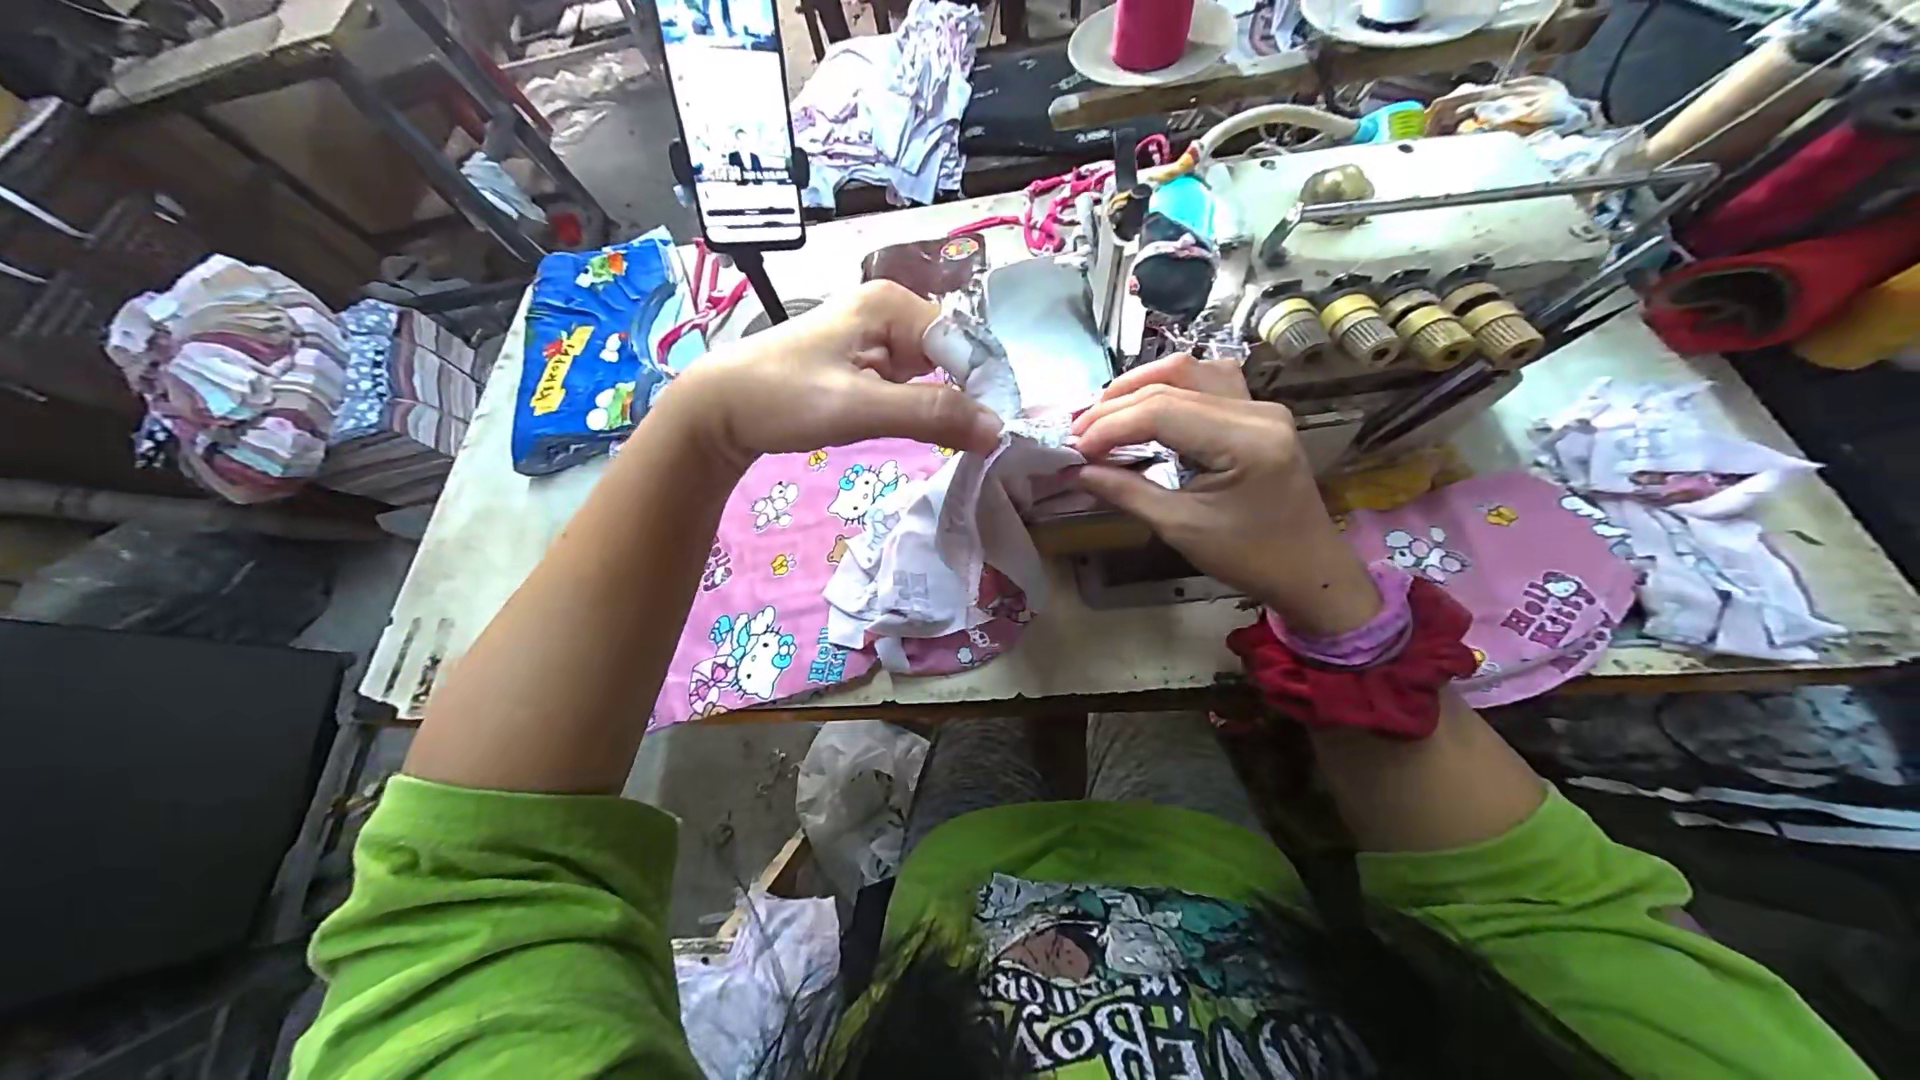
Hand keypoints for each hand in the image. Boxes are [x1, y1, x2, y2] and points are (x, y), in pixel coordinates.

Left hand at [657, 280, 1003, 471]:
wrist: (720, 409)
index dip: (982, 387)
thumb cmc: (782, 397)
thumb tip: (997, 429)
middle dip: (965, 398)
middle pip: (954, 357)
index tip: (990, 435)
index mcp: (892, 304)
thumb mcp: (859, 407)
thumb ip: (930, 415)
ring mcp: (879, 339)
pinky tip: (925, 432)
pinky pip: (913, 387)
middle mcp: (891, 312)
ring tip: (956, 442)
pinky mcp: (869, 365)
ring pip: (936, 376)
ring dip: (945, 408)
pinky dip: (923, 410)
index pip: (964, 343)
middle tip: (975, 444)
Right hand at [1070, 356, 1379, 636]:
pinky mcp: (1258, 414)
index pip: (1161, 412)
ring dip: (1141, 385)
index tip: (1075, 448)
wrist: (1308, 569)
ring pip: (1190, 370)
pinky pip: (1208, 381)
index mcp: (1246, 440)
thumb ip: (1127, 492)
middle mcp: (1257, 411)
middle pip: (1172, 384)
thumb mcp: (1181, 528)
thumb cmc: (1249, 557)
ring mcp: (1261, 407)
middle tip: (1079, 432)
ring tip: (1104, 413)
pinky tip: (1146, 404)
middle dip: (1117, 406)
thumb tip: (1079, 471)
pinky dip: (1169, 387)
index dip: (1110, 426)